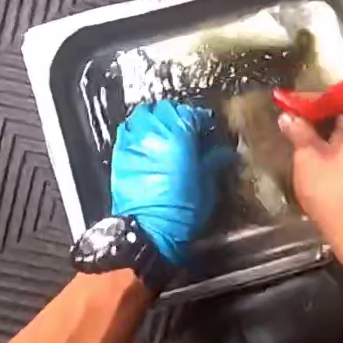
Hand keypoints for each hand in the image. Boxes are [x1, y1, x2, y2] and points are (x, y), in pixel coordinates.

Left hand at [111, 100, 232, 264]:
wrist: (149, 233)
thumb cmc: (180, 212)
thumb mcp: (207, 185)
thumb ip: (213, 161)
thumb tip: (223, 151)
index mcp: (180, 136)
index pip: (192, 113)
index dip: (202, 119)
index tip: (207, 128)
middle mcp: (154, 132)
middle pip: (166, 108)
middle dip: (177, 115)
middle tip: (185, 129)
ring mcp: (133, 140)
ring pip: (143, 114)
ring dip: (154, 119)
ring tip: (163, 132)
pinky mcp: (119, 153)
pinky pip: (127, 131)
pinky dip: (137, 132)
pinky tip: (146, 144)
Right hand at [279, 113, 342, 246]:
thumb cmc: (332, 194)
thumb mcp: (307, 159)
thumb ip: (299, 132)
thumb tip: (288, 116)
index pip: (332, 102)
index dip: (307, 104)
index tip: (289, 106)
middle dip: (321, 123)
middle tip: (298, 129)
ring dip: (334, 140)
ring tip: (310, 148)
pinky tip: (329, 166)